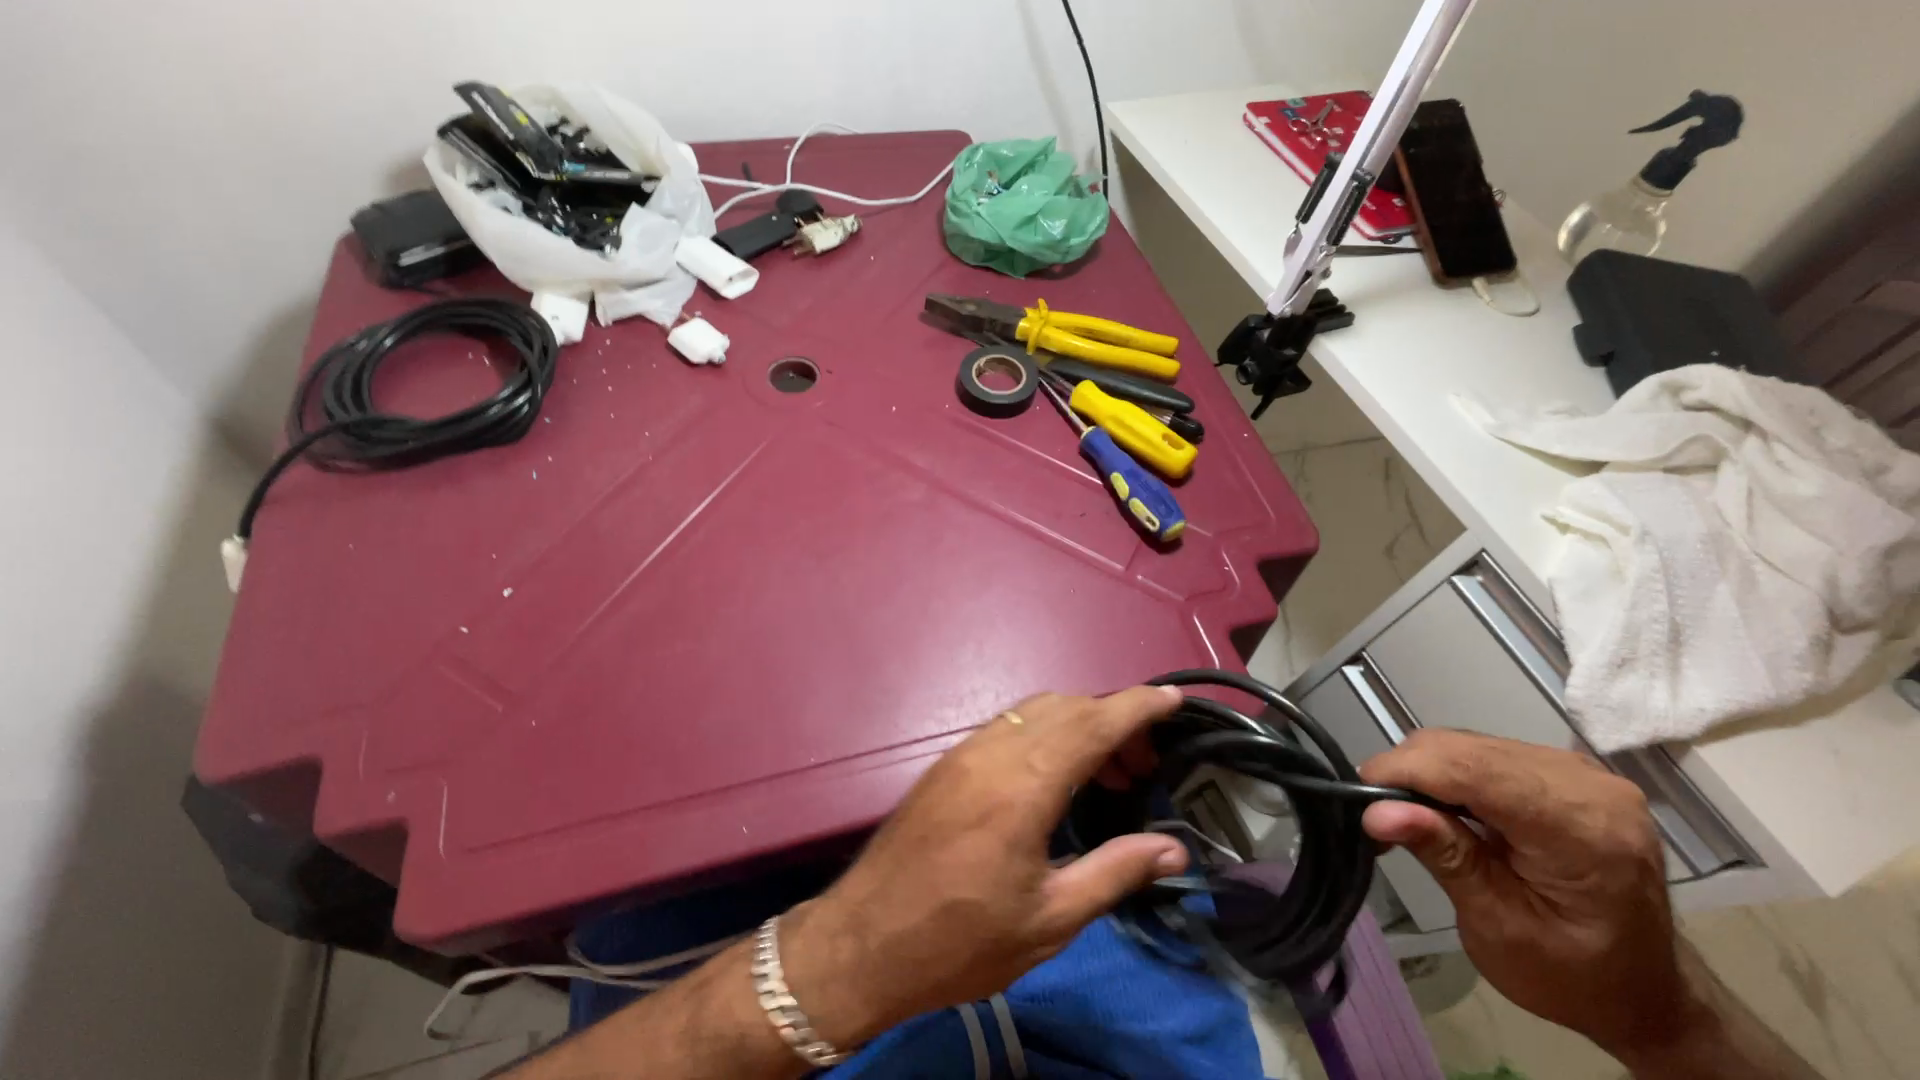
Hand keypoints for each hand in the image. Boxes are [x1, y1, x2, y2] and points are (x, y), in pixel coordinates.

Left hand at [777, 687, 1189, 1046]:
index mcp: (1024, 785)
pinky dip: (1043, 732)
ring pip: (1032, 711)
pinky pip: (1005, 725)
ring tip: (1108, 773)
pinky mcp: (943, 767)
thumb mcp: (1049, 920)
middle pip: (1065, 708)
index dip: (1137, 707)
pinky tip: (1055, 775)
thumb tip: (1174, 848)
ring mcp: (962, 754)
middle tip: (1145, 764)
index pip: (1092, 723)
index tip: (1174, 701)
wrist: (863, 944)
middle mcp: (992, 752)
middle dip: (1113, 718)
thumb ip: (1115, 872)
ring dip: (1077, 724)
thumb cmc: (962, 940)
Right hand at [1359, 730, 1700, 1060]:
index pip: (1476, 770)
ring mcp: (1583, 773)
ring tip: (1407, 817)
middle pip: (1469, 748)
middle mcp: (1589, 785)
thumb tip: (1376, 812)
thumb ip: (1444, 857)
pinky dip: (1453, 774)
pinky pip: (1491, 752)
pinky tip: (1445, 810)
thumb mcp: (1497, 927)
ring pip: (1473, 743)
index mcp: (1583, 829)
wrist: (1644, 992)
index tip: (1357, 794)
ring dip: (1428, 772)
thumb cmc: (1571, 976)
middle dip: (1411, 772)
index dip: (1407, 770)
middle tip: (1378, 817)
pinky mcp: (1570, 773)